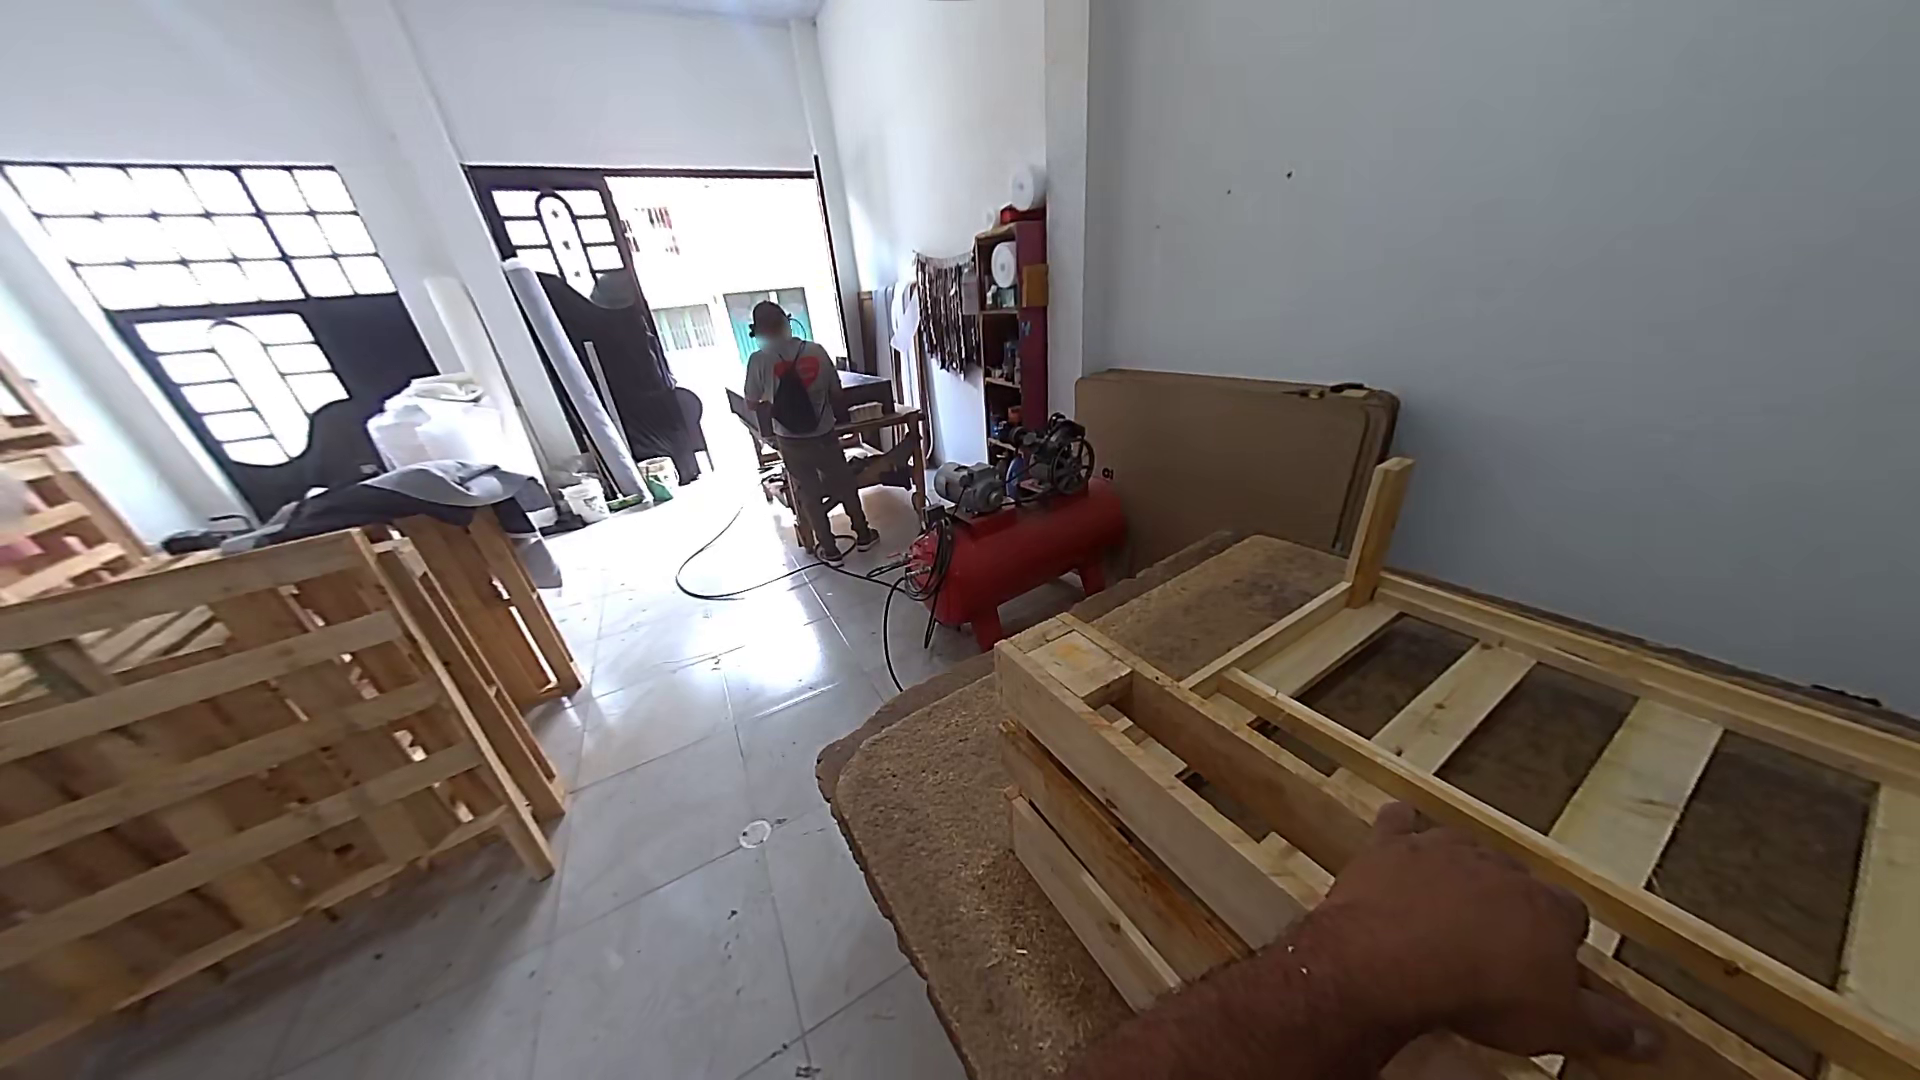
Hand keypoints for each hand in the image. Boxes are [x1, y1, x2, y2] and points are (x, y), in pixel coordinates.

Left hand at [1297, 803, 1661, 1060]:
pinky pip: (1396, 821)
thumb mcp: (1561, 1025)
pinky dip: (1399, 821)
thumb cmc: (1482, 992)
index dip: (1562, 935)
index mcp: (1545, 906)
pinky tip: (1401, 817)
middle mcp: (1493, 865)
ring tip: (1457, 891)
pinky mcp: (1387, 844)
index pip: (1570, 912)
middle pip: (1512, 874)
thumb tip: (1653, 1037)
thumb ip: (1610, 1027)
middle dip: (1510, 897)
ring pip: (1460, 845)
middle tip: (1498, 930)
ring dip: (1461, 863)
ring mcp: (1436, 848)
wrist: (1392, 954)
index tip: (1552, 956)